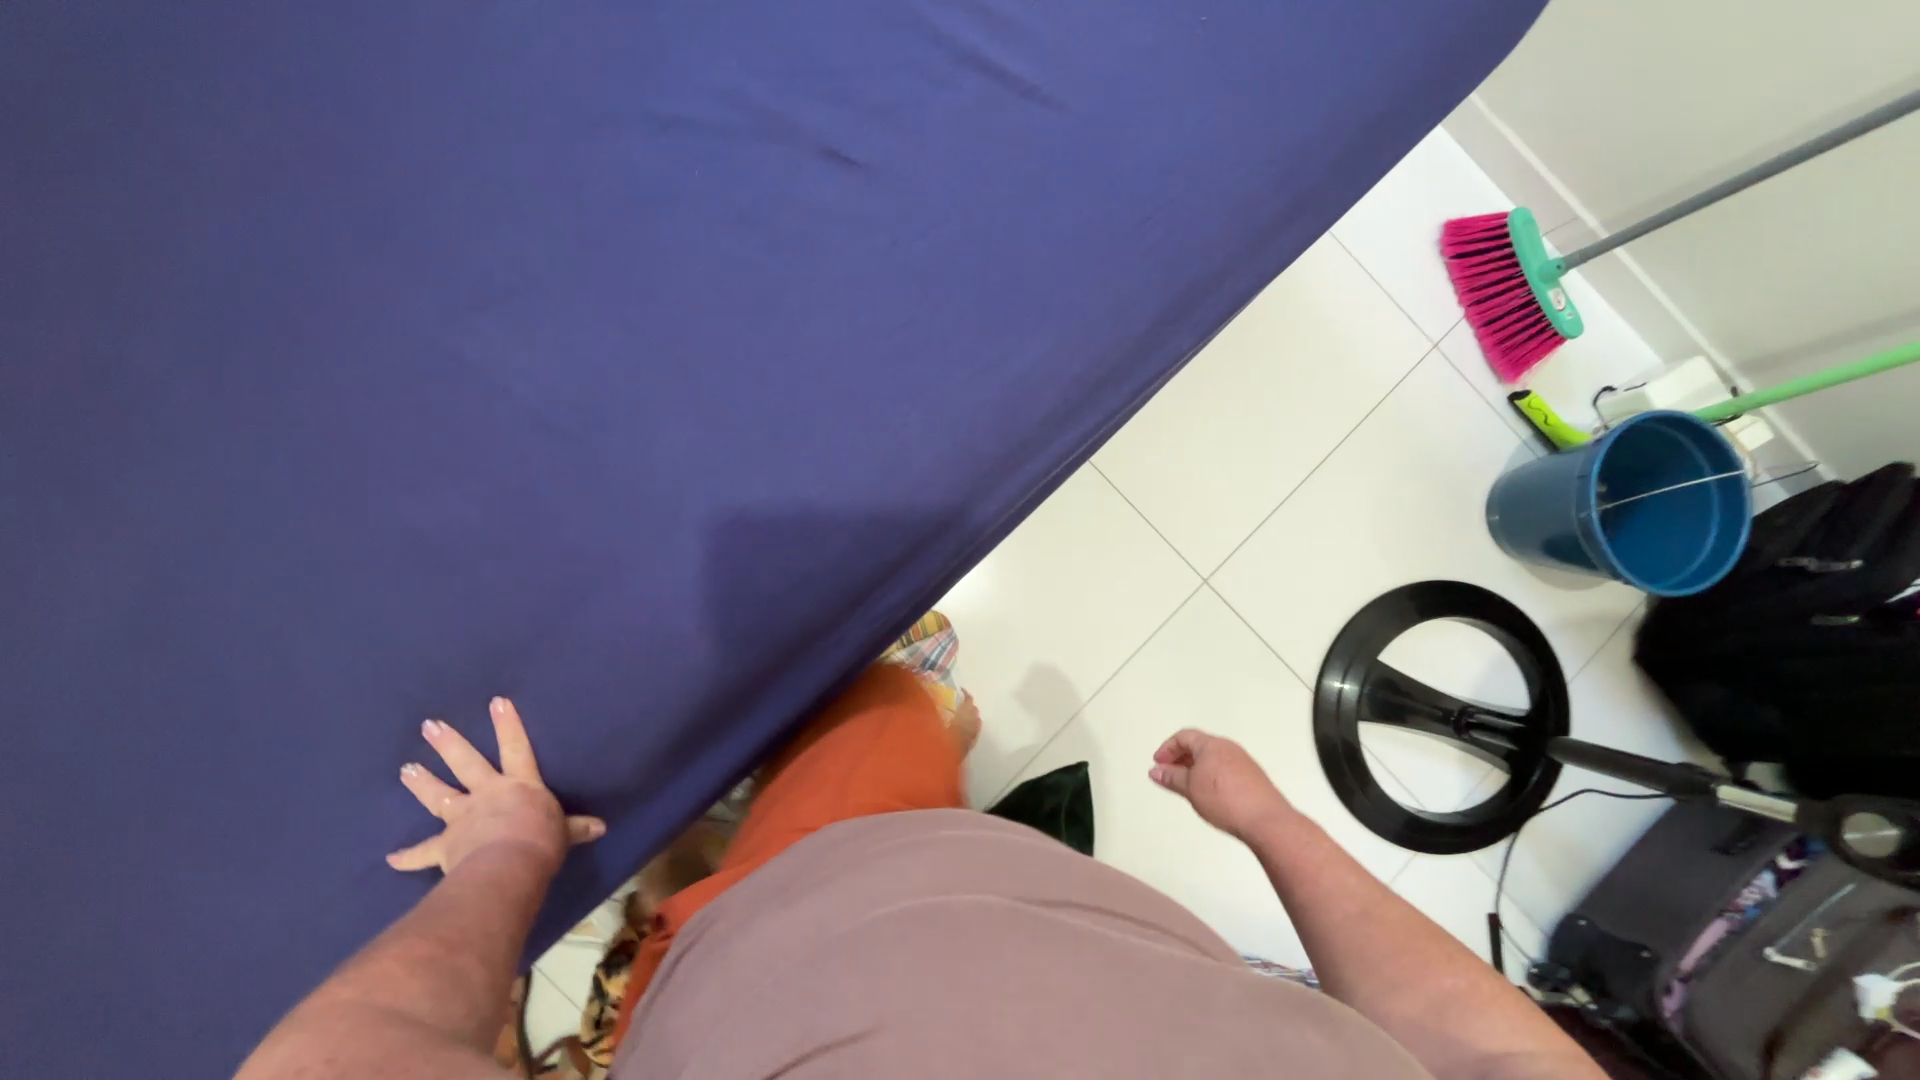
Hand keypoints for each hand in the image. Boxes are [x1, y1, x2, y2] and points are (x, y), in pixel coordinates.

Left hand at [388, 697, 605, 874]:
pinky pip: (424, 852)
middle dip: (448, 744)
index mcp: (520, 786)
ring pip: (440, 795)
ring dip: (422, 782)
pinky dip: (407, 856)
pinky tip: (391, 859)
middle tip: (430, 725)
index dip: (507, 724)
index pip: (516, 748)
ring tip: (406, 769)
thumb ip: (577, 828)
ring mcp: (463, 818)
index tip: (496, 700)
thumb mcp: (566, 832)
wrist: (510, 865)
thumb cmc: (543, 841)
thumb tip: (601, 827)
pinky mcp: (445, 846)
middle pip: (467, 763)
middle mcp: (488, 794)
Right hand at [1149, 729, 1295, 840]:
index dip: (1167, 748)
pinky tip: (1210, 795)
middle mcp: (1229, 747)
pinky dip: (1211, 776)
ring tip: (1188, 787)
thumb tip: (1155, 770)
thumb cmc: (1223, 800)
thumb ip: (1171, 777)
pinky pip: (1225, 769)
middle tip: (1169, 775)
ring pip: (1213, 758)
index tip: (1158, 765)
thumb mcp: (1191, 789)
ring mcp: (1243, 762)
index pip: (1184, 736)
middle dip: (1181, 758)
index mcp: (1212, 744)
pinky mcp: (1253, 777)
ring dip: (1196, 768)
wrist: (1266, 821)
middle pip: (1199, 745)